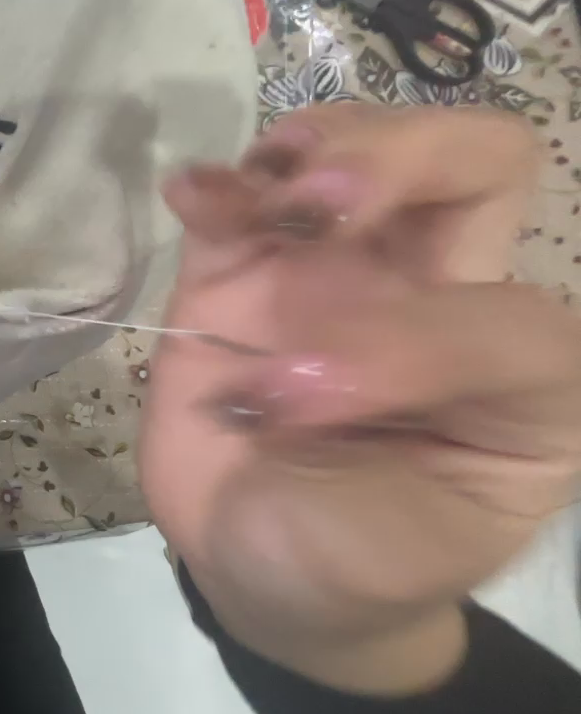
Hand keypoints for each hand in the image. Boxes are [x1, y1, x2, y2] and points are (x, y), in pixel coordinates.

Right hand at [142, 104, 580, 694]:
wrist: (259, 563)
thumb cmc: (352, 557)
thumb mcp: (403, 530)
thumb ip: (380, 432)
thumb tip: (278, 360)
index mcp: (524, 371)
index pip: (507, 314)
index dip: (398, 348)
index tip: (282, 406)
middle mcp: (434, 302)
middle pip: (469, 164)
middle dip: (395, 158)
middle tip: (312, 207)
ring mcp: (325, 283)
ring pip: (353, 159)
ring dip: (312, 150)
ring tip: (257, 196)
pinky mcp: (232, 286)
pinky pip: (236, 213)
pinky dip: (216, 188)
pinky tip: (189, 192)